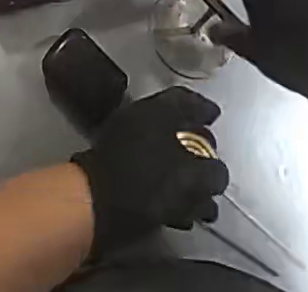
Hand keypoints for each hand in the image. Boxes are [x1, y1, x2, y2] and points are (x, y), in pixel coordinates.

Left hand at [69, 86, 229, 257]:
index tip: (215, 116)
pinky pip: (147, 170)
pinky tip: (174, 206)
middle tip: (209, 157)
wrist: (88, 207)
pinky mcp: (110, 170)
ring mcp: (121, 143)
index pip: (187, 100)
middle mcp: (139, 118)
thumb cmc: (143, 184)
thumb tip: (219, 175)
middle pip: (175, 125)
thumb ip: (210, 173)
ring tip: (196, 192)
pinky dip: (163, 184)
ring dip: (180, 168)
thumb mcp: (187, 178)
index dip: (204, 108)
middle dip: (195, 143)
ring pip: (161, 149)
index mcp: (159, 110)